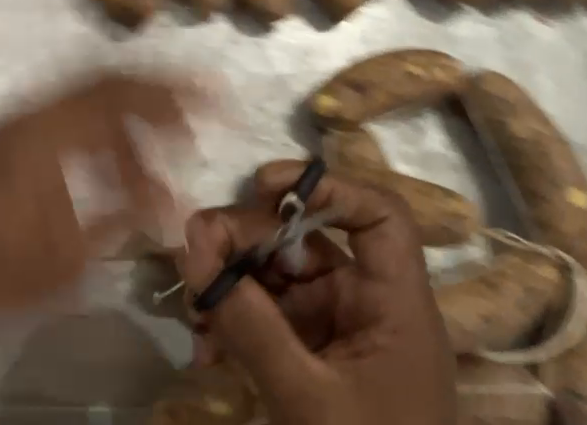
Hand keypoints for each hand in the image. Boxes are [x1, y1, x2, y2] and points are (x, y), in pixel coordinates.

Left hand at [0, 75, 201, 315]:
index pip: (121, 95)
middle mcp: (31, 113)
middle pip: (104, 80)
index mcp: (46, 133)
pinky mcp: (7, 136)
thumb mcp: (62, 259)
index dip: (172, 97)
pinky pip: (67, 109)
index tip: (214, 110)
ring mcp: (15, 121)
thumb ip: (119, 221)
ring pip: (85, 92)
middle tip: (200, 109)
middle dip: (157, 91)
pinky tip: (121, 150)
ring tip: (170, 132)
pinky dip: (103, 119)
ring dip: (130, 105)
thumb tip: (170, 202)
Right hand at [179, 161, 455, 424]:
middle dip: (239, 240)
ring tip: (194, 316)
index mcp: (393, 305)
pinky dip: (228, 317)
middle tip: (193, 260)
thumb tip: (195, 256)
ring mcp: (331, 325)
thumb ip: (253, 327)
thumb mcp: (310, 398)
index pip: (378, 216)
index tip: (260, 188)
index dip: (324, 187)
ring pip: (269, 271)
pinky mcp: (305, 349)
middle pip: (298, 236)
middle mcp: (363, 301)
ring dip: (224, 282)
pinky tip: (205, 345)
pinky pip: (259, 310)